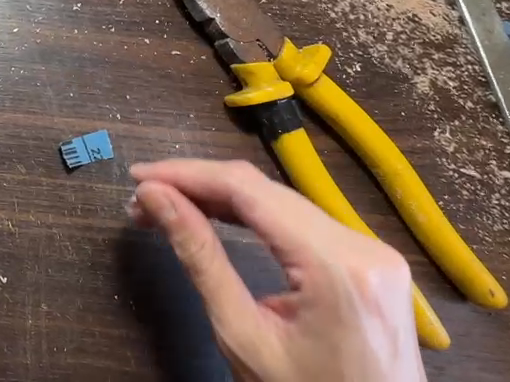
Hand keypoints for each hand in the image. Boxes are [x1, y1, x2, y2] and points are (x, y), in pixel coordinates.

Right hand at [129, 159, 425, 381]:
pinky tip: (213, 213)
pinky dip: (249, 212)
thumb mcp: (243, 335)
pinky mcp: (368, 259)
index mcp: (337, 266)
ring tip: (167, 204)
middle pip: (262, 188)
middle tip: (143, 198)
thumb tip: (152, 196)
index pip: (247, 190)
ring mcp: (371, 251)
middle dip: (196, 185)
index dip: (186, 174)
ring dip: (218, 196)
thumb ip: (199, 257)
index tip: (138, 177)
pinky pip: (297, 217)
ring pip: (277, 198)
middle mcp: (362, 246)